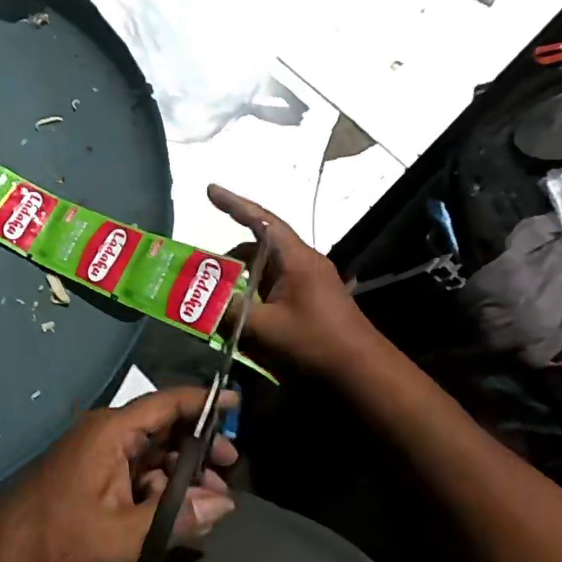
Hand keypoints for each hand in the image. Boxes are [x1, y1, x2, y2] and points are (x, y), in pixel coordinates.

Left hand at [0, 388, 237, 561]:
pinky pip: (137, 466)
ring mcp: (98, 451)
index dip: (203, 401)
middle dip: (199, 445)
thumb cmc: (66, 540)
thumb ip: (178, 517)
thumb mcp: (127, 536)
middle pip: (164, 426)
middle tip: (230, 468)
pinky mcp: (93, 471)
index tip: (236, 404)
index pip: (167, 403)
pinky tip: (179, 507)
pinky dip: (161, 482)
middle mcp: (106, 432)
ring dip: (182, 469)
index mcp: (112, 432)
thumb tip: (223, 503)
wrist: (7, 559)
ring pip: (153, 449)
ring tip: (211, 496)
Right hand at [209, 184, 377, 374]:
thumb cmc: (316, 343)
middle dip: (228, 259)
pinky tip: (241, 315)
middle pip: (258, 248)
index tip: (210, 190)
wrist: (361, 371)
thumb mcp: (265, 328)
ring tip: (217, 299)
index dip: (234, 204)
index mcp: (295, 259)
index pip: (261, 220)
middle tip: (202, 273)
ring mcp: (308, 281)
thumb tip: (200, 304)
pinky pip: (273, 286)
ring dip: (240, 280)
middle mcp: (303, 262)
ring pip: (265, 269)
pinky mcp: (309, 300)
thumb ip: (229, 313)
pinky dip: (253, 294)